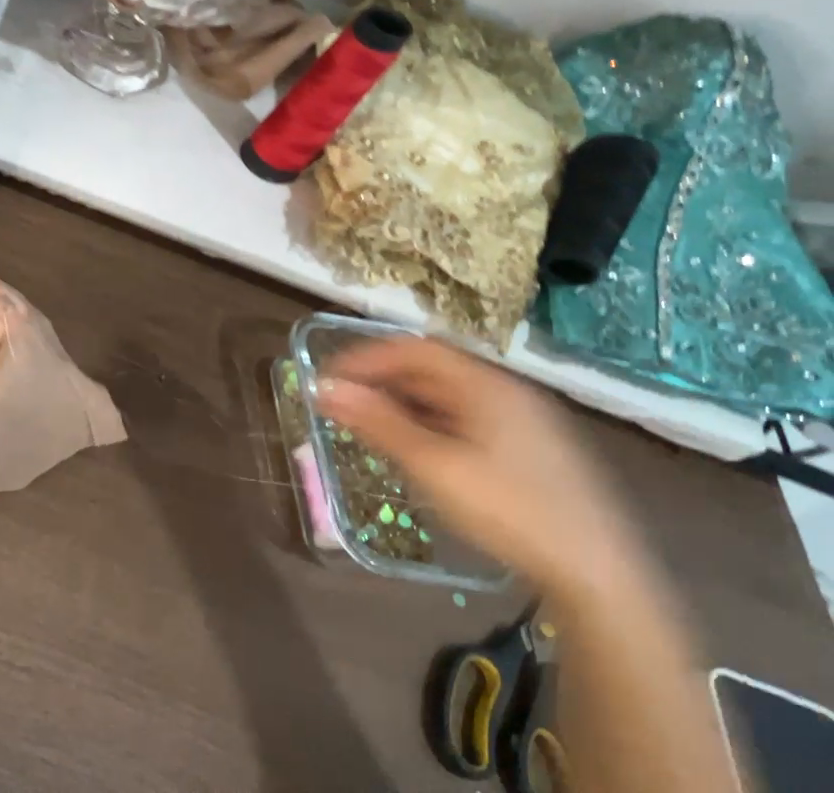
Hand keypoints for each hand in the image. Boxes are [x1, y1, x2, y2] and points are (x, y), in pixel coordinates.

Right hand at [316, 338, 646, 599]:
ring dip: (401, 404)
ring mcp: (522, 421)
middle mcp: (506, 392)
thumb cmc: (507, 510)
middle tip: (340, 406)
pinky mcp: (527, 449)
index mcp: (487, 386)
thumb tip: (324, 389)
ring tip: (366, 428)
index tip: (325, 380)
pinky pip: (464, 419)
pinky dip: (427, 423)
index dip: (364, 358)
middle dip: (380, 382)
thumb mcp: (432, 465)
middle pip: (431, 369)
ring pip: (447, 396)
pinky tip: (412, 450)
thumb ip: (377, 423)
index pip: (414, 349)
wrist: (595, 572)